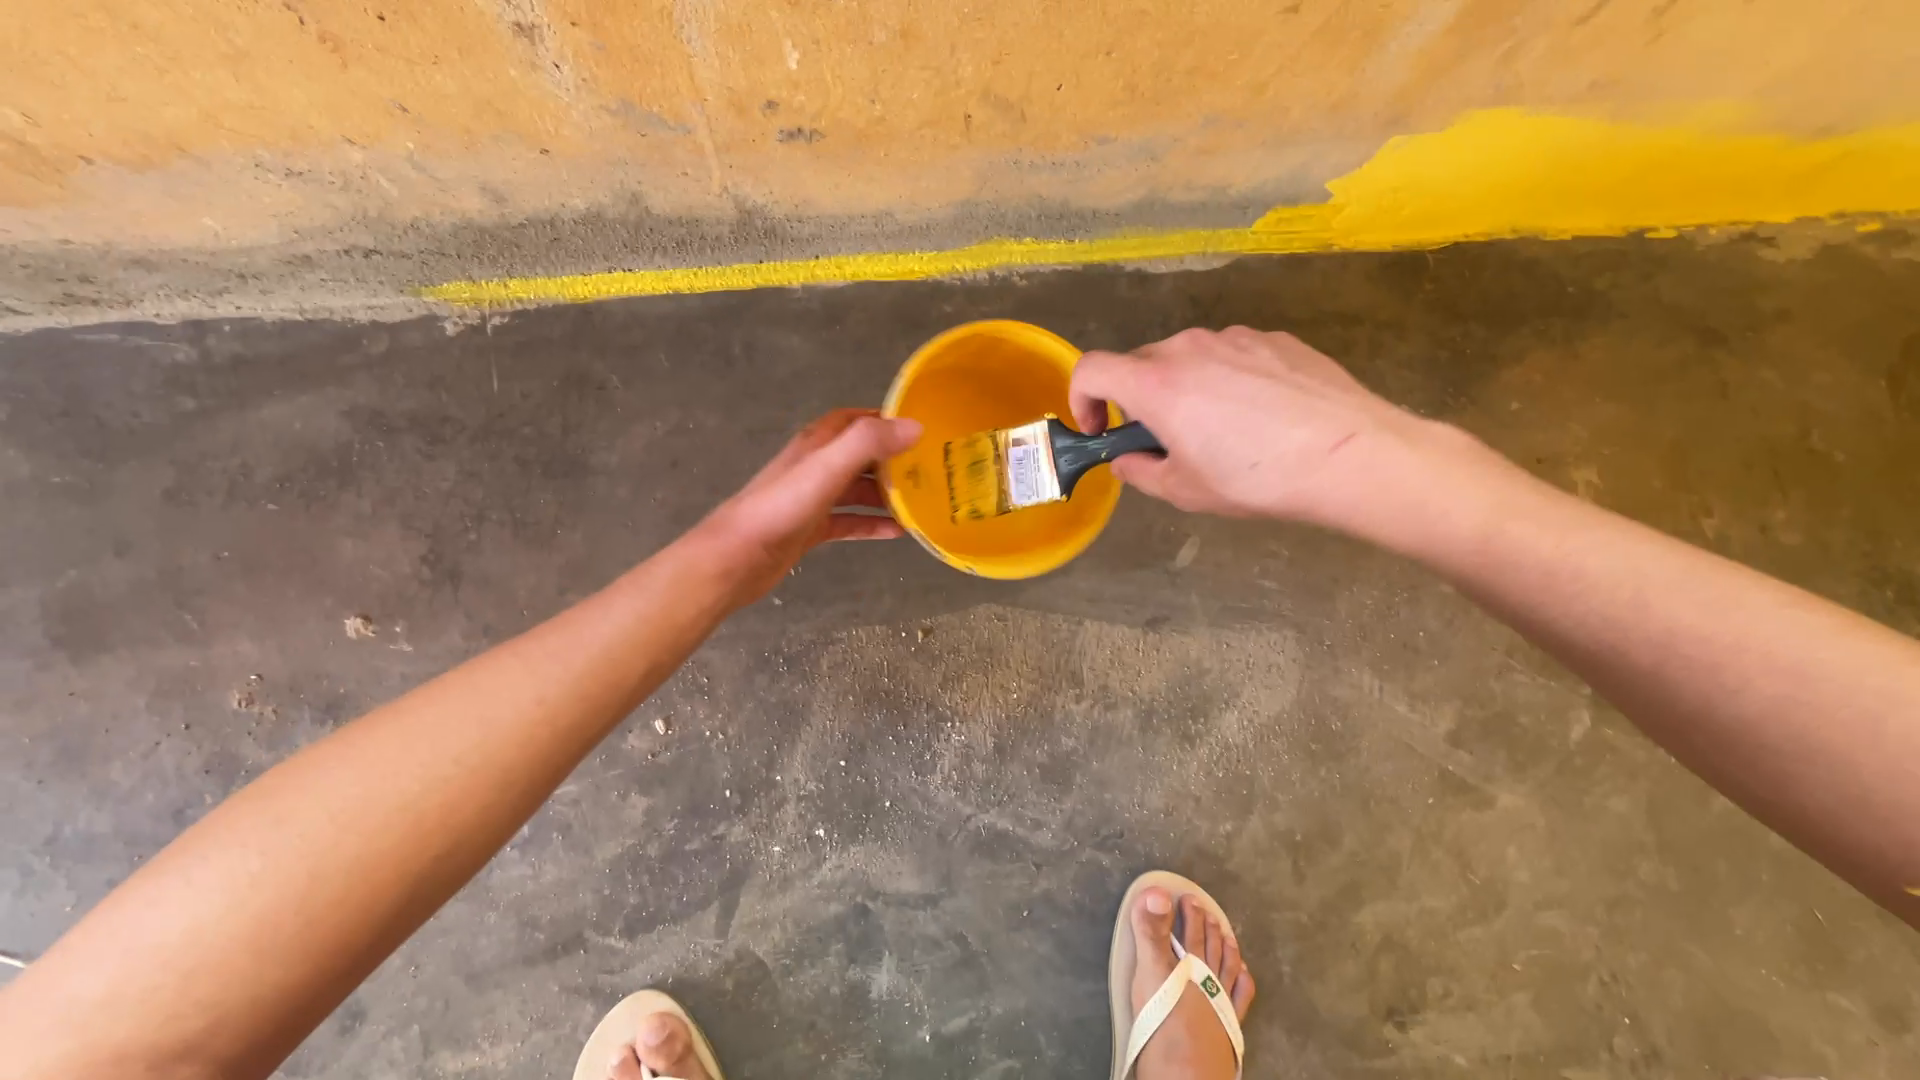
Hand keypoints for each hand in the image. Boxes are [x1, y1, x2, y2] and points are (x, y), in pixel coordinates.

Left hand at [690, 408, 921, 606]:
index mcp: (816, 444)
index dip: (885, 420)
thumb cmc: (782, 507)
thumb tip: (914, 426)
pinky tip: (897, 533)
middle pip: (860, 456)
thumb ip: (868, 442)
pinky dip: (872, 524)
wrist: (738, 557)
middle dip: (893, 460)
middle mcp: (815, 466)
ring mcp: (812, 499)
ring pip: (857, 490)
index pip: (855, 420)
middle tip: (930, 470)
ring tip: (922, 503)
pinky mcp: (811, 529)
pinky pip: (849, 521)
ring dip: (886, 494)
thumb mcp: (827, 467)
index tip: (920, 428)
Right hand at [1070, 326, 1497, 538]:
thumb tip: (1128, 460)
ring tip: (1222, 429)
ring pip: (1190, 358)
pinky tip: (1263, 415)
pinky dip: (1229, 379)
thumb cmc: (1256, 478)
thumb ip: (1142, 472)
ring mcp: (1236, 337)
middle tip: (1165, 439)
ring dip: (1186, 387)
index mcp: (1156, 383)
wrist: (1350, 454)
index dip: (1081, 397)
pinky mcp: (1277, 339)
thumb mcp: (1187, 490)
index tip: (1099, 428)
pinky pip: (1233, 355)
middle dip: (1139, 398)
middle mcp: (1189, 347)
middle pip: (1142, 363)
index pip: (1091, 368)